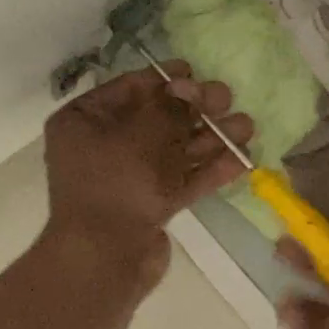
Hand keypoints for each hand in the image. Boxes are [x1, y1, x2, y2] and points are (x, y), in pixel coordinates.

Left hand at [42, 61, 252, 281]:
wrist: (106, 257)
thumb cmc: (117, 182)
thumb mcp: (145, 133)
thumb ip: (171, 106)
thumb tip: (187, 86)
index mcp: (82, 121)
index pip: (125, 90)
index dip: (162, 79)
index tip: (194, 71)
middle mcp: (99, 147)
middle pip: (153, 120)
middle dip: (193, 110)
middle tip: (227, 97)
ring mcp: (123, 180)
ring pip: (170, 152)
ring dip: (208, 139)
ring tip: (247, 126)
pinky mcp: (145, 207)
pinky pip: (177, 181)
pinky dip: (206, 170)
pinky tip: (240, 158)